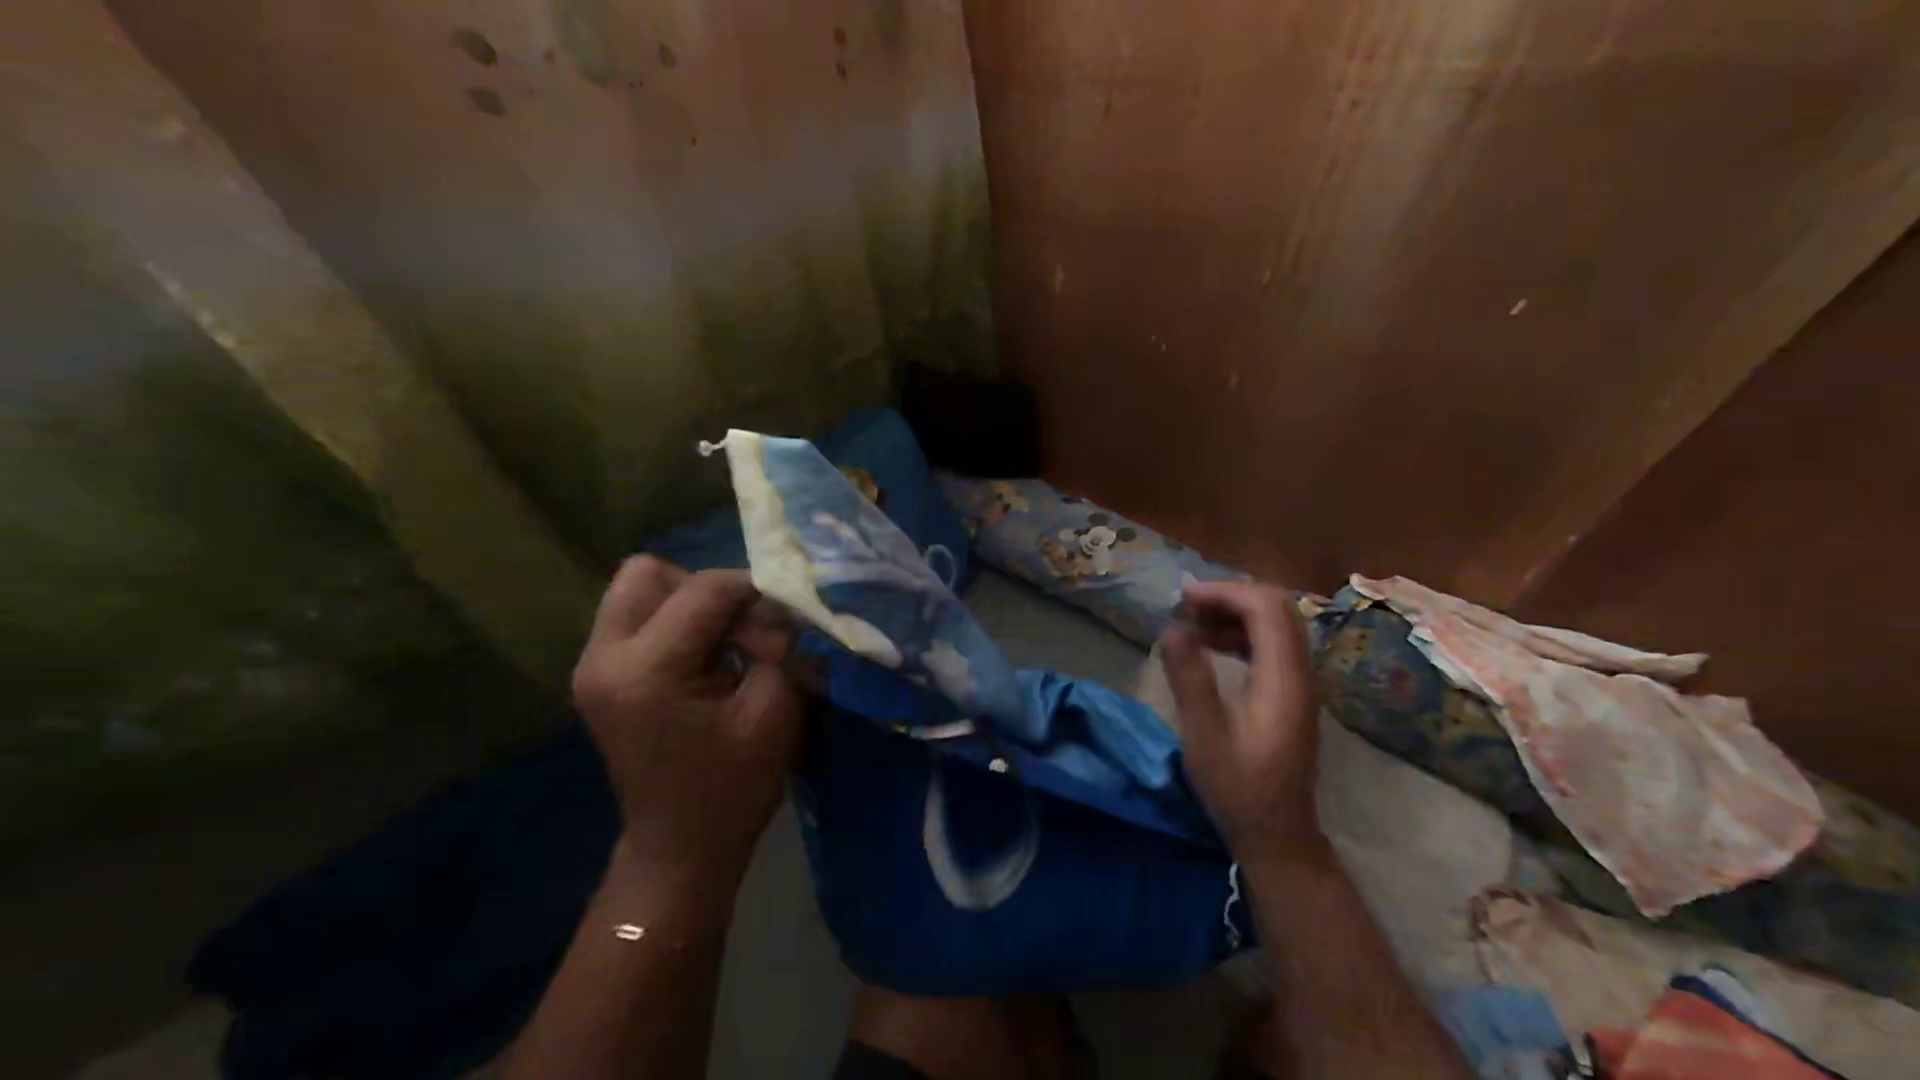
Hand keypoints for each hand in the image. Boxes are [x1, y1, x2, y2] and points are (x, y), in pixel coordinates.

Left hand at [571, 556, 803, 884]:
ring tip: (726, 645)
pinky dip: (678, 622)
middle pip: (649, 573)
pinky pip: (638, 616)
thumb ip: (778, 644)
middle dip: (707, 590)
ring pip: (640, 588)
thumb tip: (778, 605)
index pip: (704, 589)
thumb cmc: (734, 787)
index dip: (754, 590)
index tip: (785, 616)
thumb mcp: (774, 711)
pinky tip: (707, 658)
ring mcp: (593, 664)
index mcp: (646, 671)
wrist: (681, 848)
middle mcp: (603, 657)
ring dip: (692, 604)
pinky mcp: (600, 673)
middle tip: (742, 629)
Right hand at [1159, 581, 1326, 862]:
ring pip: (1275, 624)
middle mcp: (1300, 673)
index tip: (1183, 599)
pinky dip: (1240, 634)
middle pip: (1276, 608)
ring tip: (1190, 623)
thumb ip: (1190, 678)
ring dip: (1233, 614)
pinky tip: (1209, 646)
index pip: (1266, 609)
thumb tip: (1172, 627)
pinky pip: (1270, 645)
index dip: (1225, 592)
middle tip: (1185, 607)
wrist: (1277, 834)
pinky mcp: (1291, 693)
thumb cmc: (1237, 788)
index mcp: (1284, 679)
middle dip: (1229, 596)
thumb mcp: (1204, 735)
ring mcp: (1299, 683)